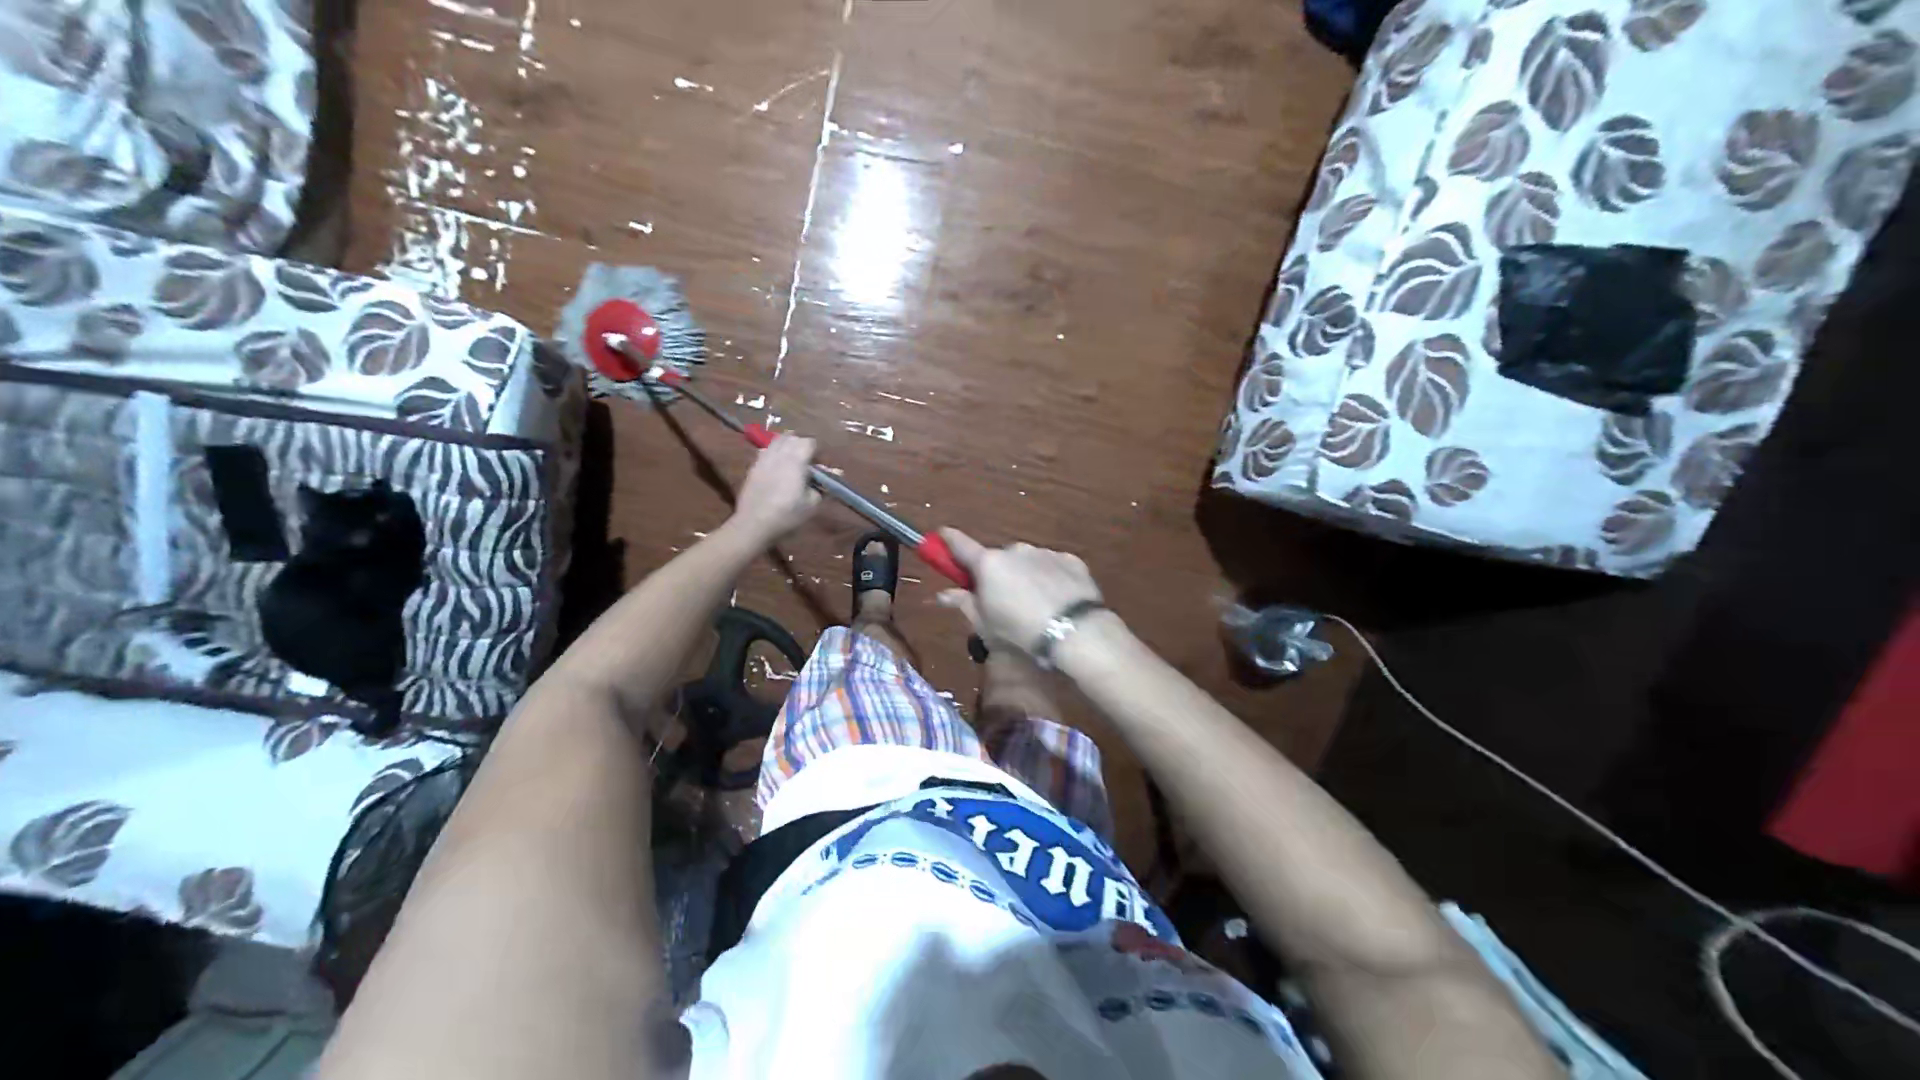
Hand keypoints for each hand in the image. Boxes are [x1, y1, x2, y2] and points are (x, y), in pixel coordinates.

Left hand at [730, 435, 821, 543]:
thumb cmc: (787, 514)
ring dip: (787, 445)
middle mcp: (779, 454)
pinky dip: (774, 452)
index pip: (809, 442)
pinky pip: (765, 450)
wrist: (754, 524)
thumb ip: (824, 485)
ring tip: (792, 460)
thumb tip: (837, 472)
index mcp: (796, 461)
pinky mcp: (753, 466)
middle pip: (792, 437)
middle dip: (802, 445)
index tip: (819, 465)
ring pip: (777, 441)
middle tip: (808, 462)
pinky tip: (776, 466)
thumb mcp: (812, 504)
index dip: (817, 451)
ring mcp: (763, 459)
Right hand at [937, 528, 1103, 653]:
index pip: (960, 544)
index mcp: (988, 564)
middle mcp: (1015, 550)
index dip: (947, 541)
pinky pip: (1052, 566)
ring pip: (1026, 562)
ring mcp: (1045, 553)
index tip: (940, 536)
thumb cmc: (1021, 632)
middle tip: (1001, 601)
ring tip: (1035, 607)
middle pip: (997, 558)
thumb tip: (943, 595)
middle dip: (997, 574)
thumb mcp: (986, 626)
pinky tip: (1057, 602)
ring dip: (1025, 576)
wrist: (1076, 633)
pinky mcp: (1071, 560)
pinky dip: (1050, 578)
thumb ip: (964, 604)